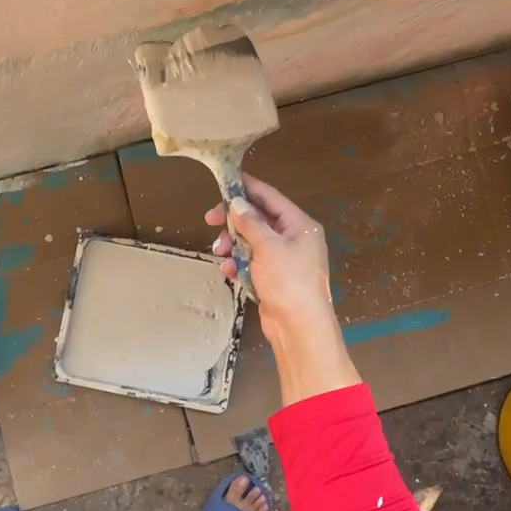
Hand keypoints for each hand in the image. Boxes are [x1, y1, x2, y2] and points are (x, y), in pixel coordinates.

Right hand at [205, 177, 334, 337]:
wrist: (299, 326)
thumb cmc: (288, 281)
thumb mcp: (267, 246)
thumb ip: (250, 222)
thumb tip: (237, 202)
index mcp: (300, 225)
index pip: (270, 197)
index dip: (247, 188)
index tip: (224, 183)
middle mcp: (294, 239)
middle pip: (258, 220)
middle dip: (234, 222)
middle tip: (210, 220)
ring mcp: (284, 260)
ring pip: (251, 242)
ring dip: (233, 245)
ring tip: (219, 253)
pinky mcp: (273, 278)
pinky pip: (251, 263)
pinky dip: (238, 264)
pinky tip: (227, 270)